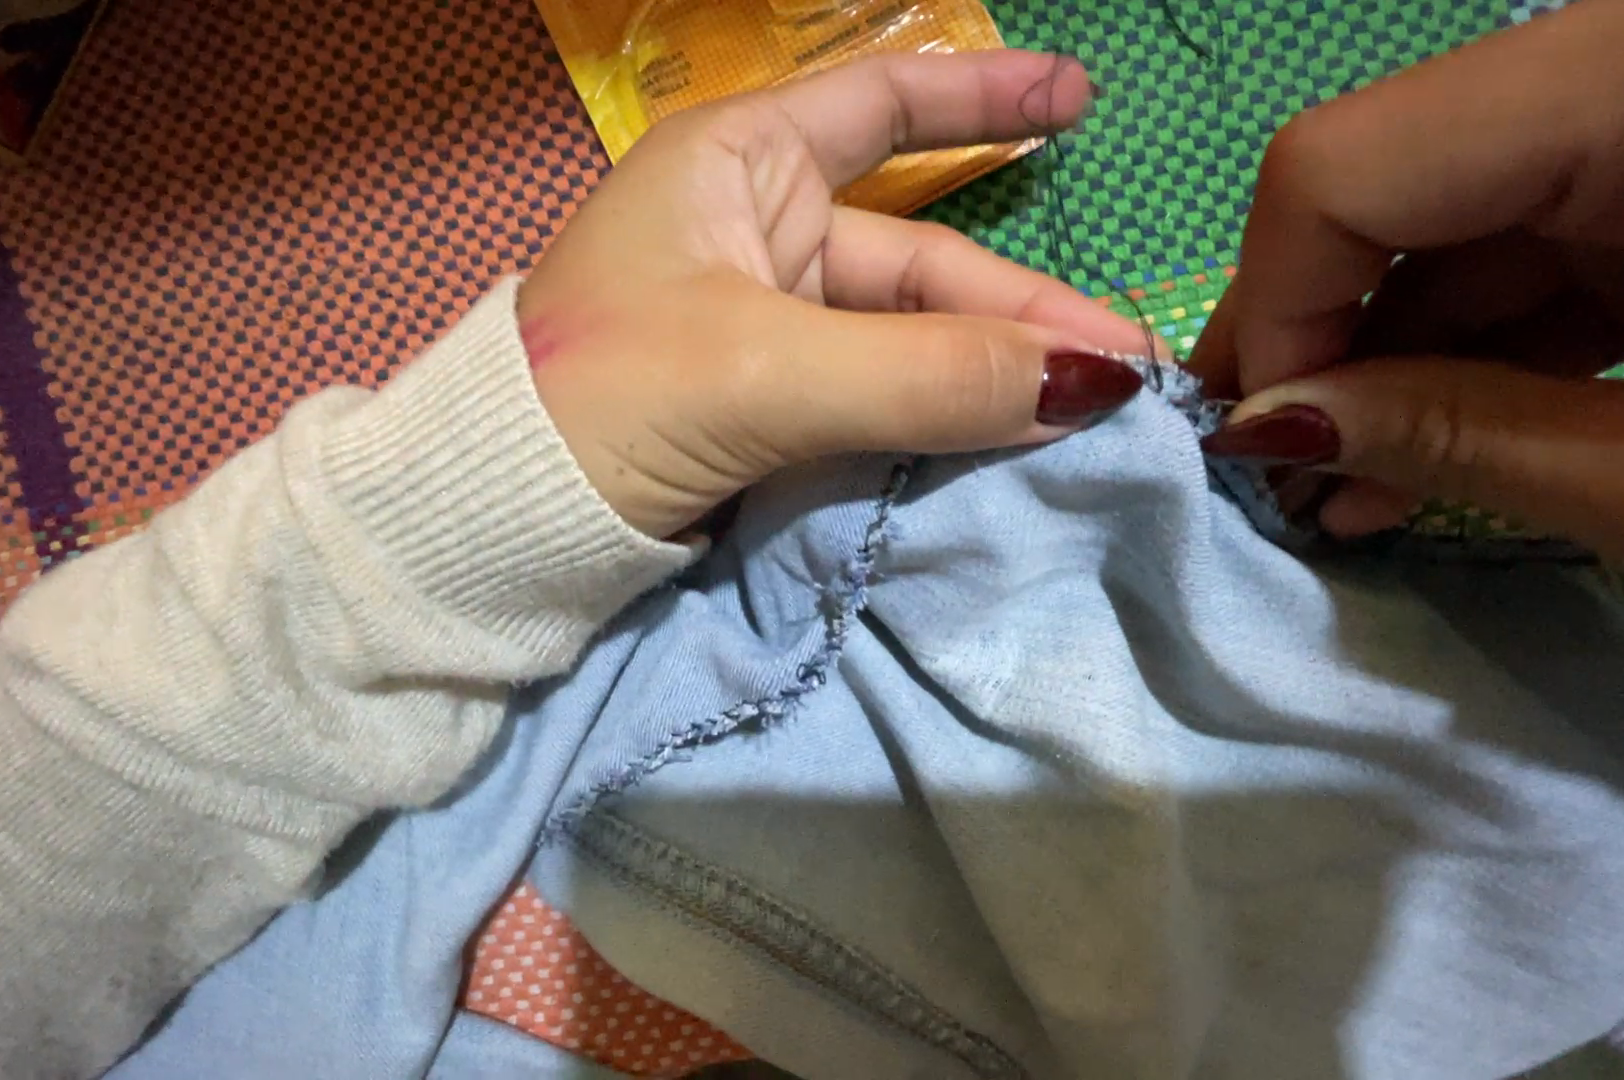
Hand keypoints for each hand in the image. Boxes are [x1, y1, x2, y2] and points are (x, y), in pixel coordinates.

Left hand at [518, 51, 1149, 538]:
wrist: (497, 518)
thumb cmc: (601, 404)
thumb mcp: (764, 375)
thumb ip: (926, 374)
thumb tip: (1090, 382)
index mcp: (738, 169)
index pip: (883, 108)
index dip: (985, 99)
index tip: (1081, 100)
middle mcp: (758, 236)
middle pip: (921, 264)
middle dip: (1021, 314)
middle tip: (1126, 375)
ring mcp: (767, 329)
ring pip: (907, 342)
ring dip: (992, 377)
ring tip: (1091, 412)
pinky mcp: (767, 408)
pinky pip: (876, 399)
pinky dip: (938, 420)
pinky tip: (1007, 435)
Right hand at [1190, 0, 1623, 616]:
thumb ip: (1461, 439)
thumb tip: (1262, 433)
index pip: (1355, 158)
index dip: (1275, 300)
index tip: (1263, 433)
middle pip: (1394, 190)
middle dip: (1314, 347)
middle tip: (1274, 473)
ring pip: (1448, 238)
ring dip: (1380, 376)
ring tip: (1349, 497)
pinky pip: (1528, 265)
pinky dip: (1463, 370)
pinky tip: (1425, 461)